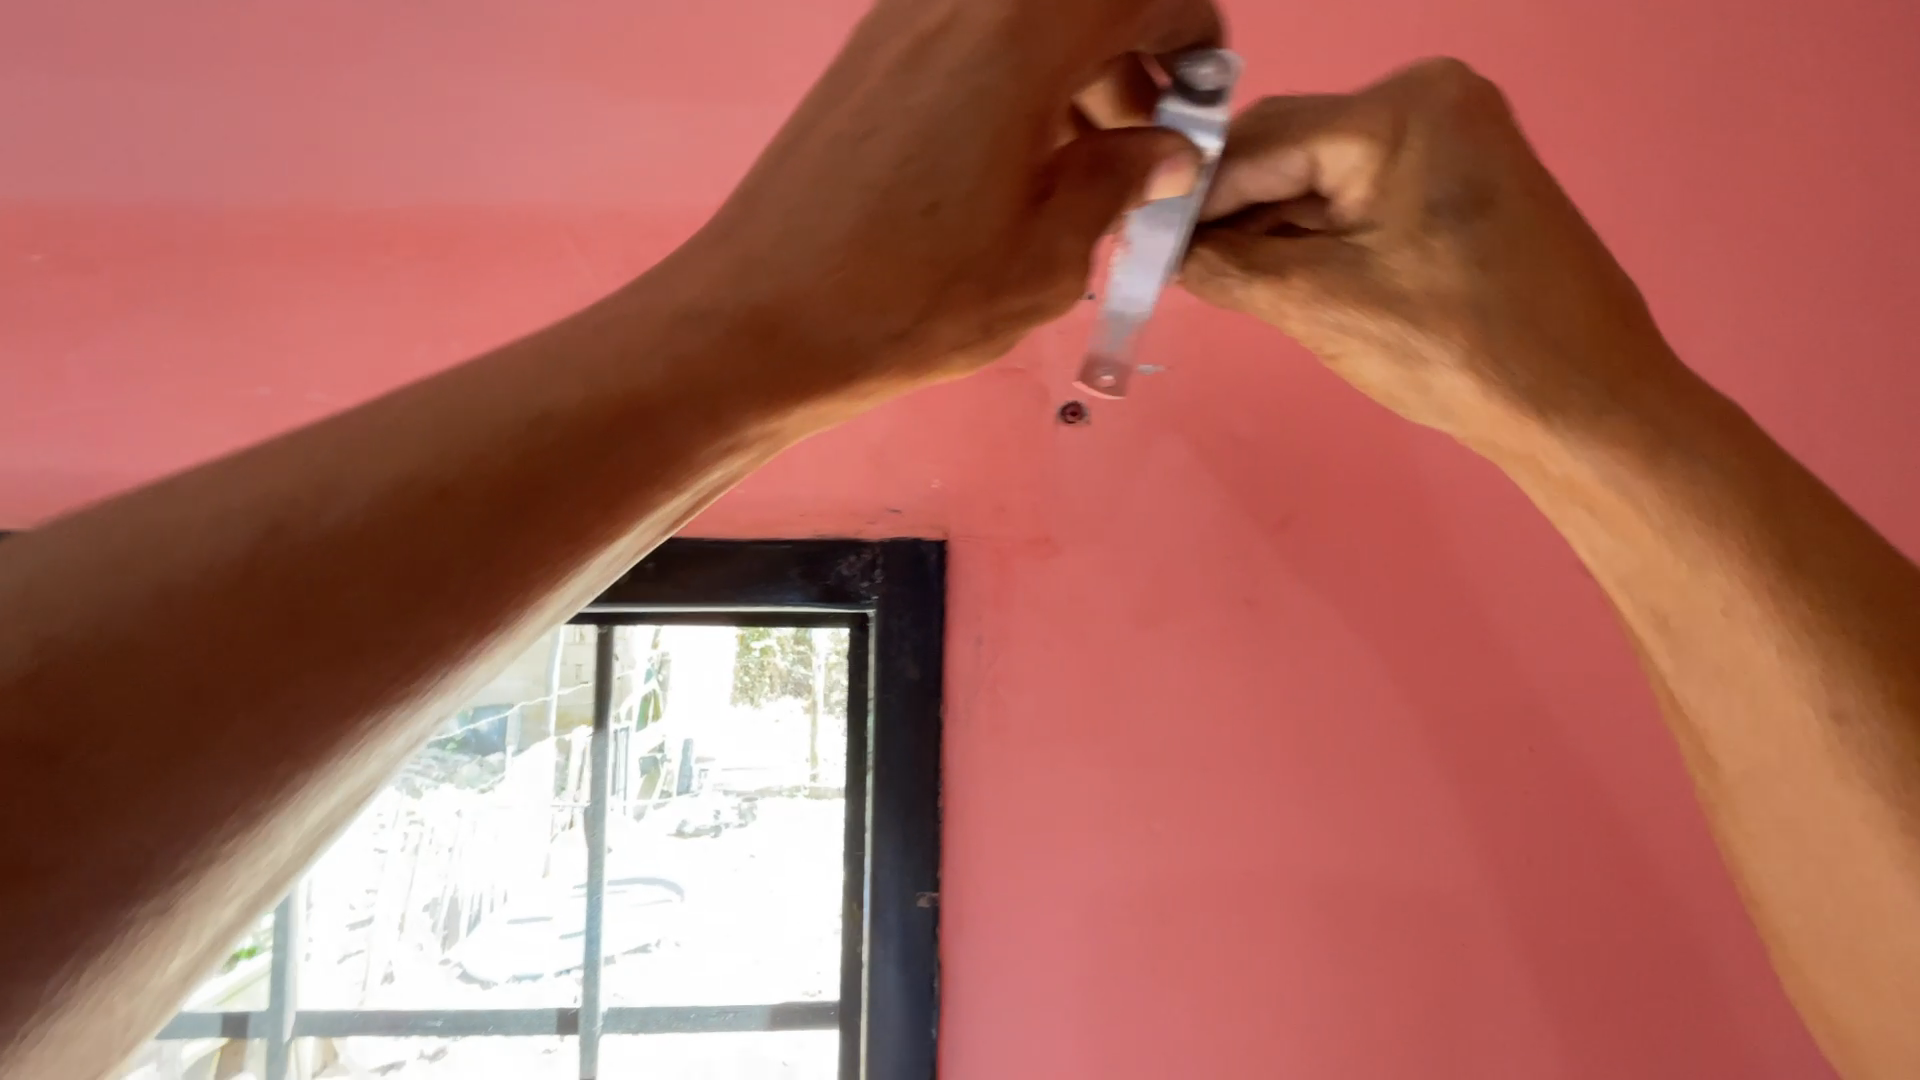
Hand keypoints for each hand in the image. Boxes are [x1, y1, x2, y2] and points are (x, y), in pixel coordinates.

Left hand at [670, 0, 1220, 399]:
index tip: (1196, 97)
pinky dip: (1007, 85)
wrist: (760, 325)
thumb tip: (1163, 151)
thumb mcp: (1044, 262)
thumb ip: (1117, 186)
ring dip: (1065, 75)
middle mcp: (955, 2)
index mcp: (1017, 34)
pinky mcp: (863, 65)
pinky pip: (963, 44)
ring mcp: (897, 26)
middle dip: (1126, 56)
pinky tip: (1007, 168)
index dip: (1187, 33)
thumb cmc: (912, 304)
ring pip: (1016, 19)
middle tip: (1137, 144)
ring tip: (1075, 169)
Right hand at [1182, 58, 1678, 443]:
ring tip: (1207, 279)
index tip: (1134, 243)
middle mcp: (1424, 100)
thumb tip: (1160, 250)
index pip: (1255, 143)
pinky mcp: (1445, 181)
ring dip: (1256, 228)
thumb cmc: (1450, 347)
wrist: (1574, 398)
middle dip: (1223, 212)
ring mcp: (1442, 138)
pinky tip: (1263, 272)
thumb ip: (1224, 266)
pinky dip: (1299, 235)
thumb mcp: (1315, 304)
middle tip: (1166, 268)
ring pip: (1309, 177)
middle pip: (1281, 150)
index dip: (1189, 197)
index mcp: (1398, 111)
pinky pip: (1345, 197)